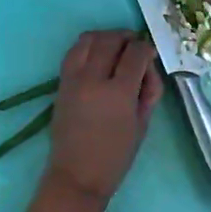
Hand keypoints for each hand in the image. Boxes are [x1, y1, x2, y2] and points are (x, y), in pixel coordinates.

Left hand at [45, 30, 163, 205]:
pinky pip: (73, 51)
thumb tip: (147, 67)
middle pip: (110, 40)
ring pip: (88, 39)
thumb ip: (148, 91)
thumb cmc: (115, 156)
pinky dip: (87, 46)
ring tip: (115, 47)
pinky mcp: (60, 82)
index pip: (135, 53)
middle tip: (134, 47)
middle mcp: (94, 79)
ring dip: (105, 37)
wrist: (77, 175)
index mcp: (119, 93)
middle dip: (126, 38)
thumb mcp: (142, 124)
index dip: (145, 48)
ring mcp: (73, 79)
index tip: (149, 53)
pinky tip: (97, 56)